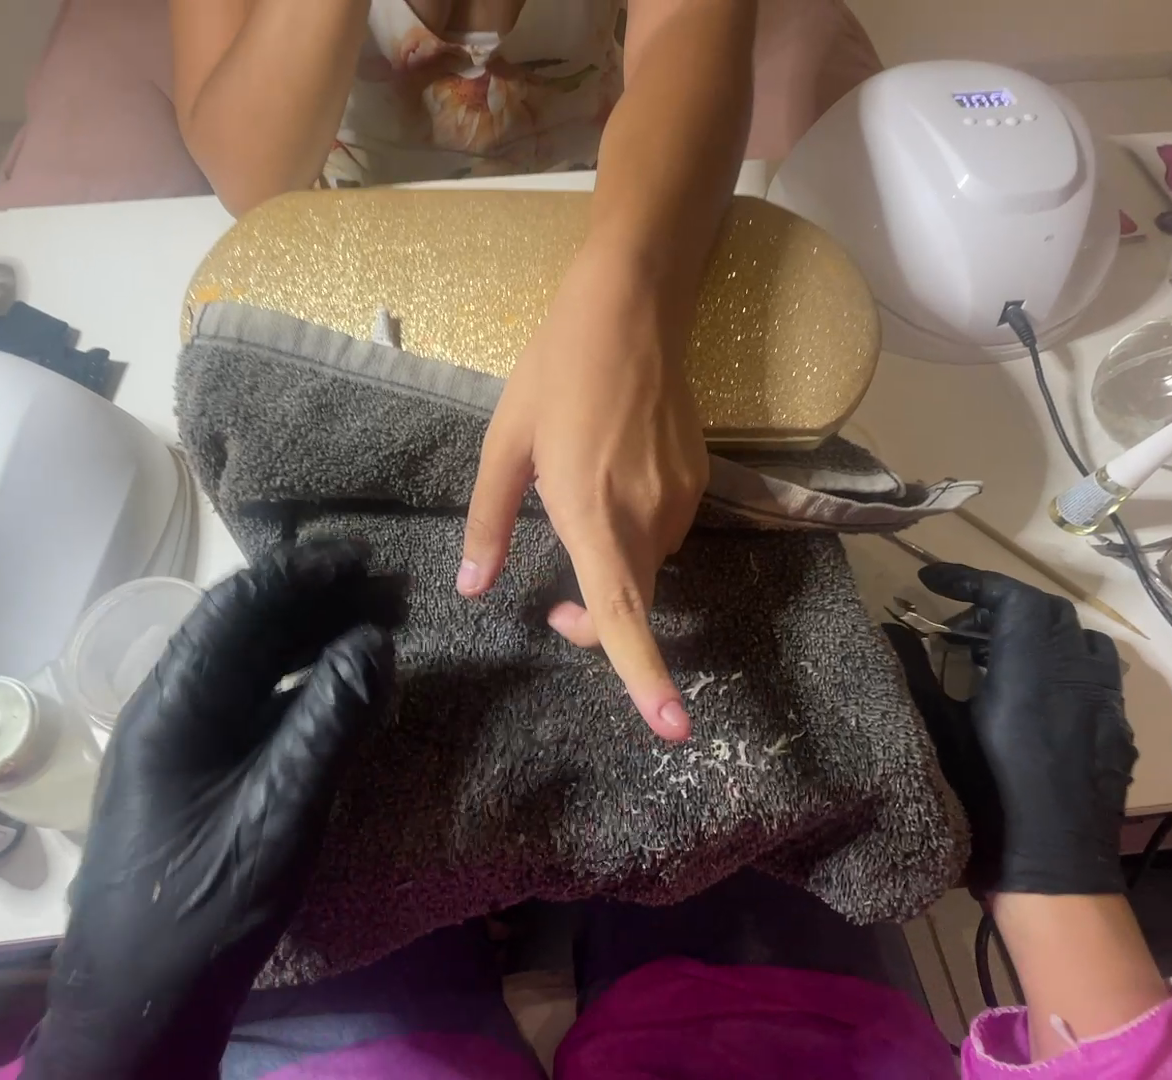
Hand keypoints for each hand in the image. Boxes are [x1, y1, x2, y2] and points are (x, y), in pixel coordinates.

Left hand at [24, 541, 401, 1079]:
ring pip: (247, 662)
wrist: (139, 1001)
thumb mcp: (281, 815)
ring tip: (369, 623)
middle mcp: (169, 706)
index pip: (237, 606)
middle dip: (310, 599)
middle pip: (241, 626)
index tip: (361, 558)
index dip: (300, 572)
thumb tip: (376, 640)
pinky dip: (297, 681)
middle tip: (380, 588)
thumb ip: (330, 723)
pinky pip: (251, 701)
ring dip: (306, 637)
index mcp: (173, 705)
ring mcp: (179, 737)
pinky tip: (336, 685)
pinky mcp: (196, 766)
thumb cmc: (203, 908)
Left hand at [459, 250, 708, 741]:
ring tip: (579, 511)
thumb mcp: (503, 445)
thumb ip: (489, 524)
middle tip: (550, 606)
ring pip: (647, 566)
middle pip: (633, 602)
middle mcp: (646, 516)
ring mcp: (680, 499)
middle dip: (595, 623)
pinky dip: (633, 535)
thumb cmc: (554, 372)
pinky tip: (614, 482)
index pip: (623, 611)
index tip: (673, 728)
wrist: (630, 309)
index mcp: (591, 512)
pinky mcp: (698, 480)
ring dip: (613, 569)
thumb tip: (473, 589)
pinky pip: (663, 532)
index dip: (646, 676)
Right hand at [882, 563, 1135, 895]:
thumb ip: (913, 674)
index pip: (1013, 597)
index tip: (930, 581)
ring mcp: (1103, 705)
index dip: (970, 579)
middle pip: (1048, 611)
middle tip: (956, 623)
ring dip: (1036, 631)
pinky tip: (1031, 692)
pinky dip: (1060, 662)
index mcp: (1029, 672)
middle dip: (999, 603)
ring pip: (1080, 639)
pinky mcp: (1116, 732)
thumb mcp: (936, 731)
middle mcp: (1075, 677)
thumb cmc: (984, 798)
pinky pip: (1095, 675)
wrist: (1050, 867)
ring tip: (995, 652)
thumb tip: (888, 631)